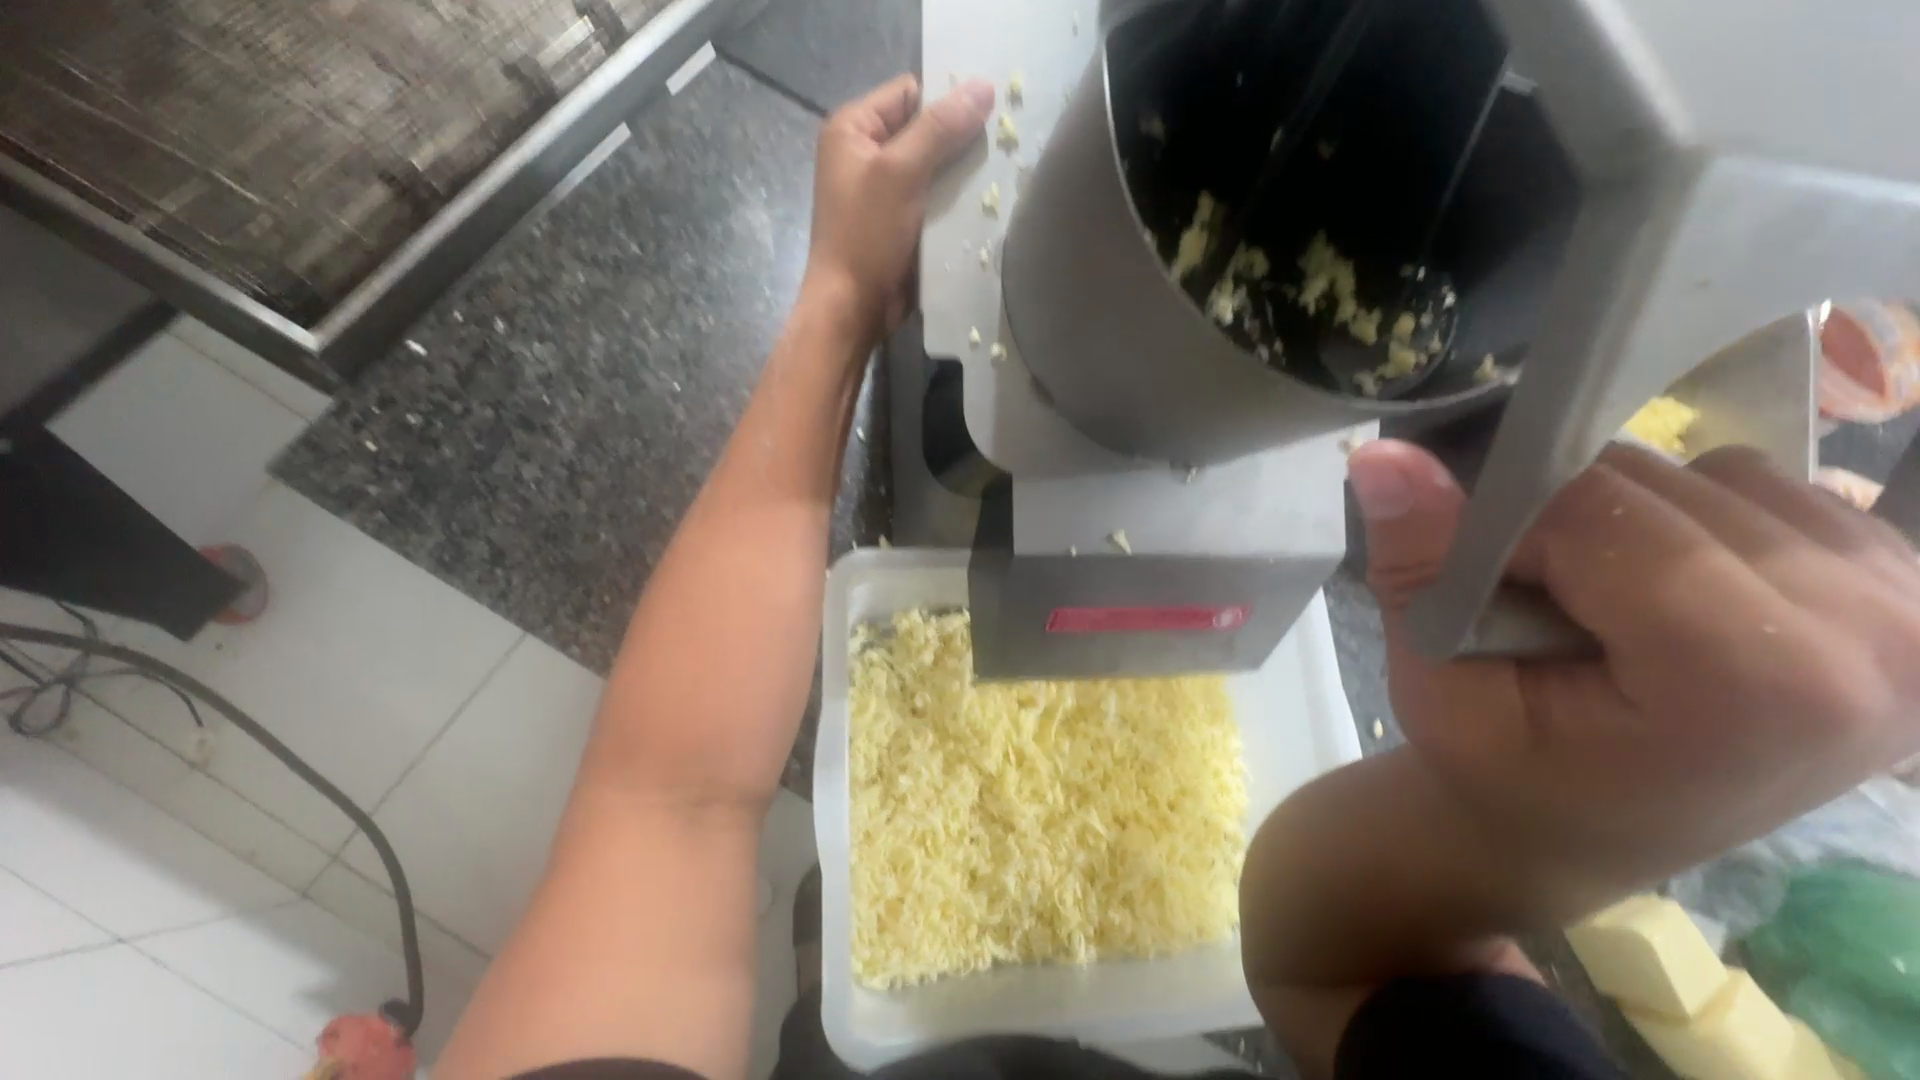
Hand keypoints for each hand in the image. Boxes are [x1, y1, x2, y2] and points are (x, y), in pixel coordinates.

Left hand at [805, 74, 995, 338]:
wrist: (853, 308)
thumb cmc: (867, 236)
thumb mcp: (901, 173)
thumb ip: (939, 129)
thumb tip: (983, 87)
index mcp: (852, 128)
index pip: (910, 92)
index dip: (946, 99)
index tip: (988, 113)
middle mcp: (864, 153)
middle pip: (924, 129)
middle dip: (960, 139)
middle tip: (1001, 147)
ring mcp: (882, 190)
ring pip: (934, 167)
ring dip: (963, 174)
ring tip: (998, 176)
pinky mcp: (899, 222)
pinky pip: (934, 199)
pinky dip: (956, 202)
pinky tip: (983, 205)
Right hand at [1351, 439, 1919, 910]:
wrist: (1585, 824)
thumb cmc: (1503, 770)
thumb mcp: (1434, 689)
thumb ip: (1417, 565)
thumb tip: (1381, 452)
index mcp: (1758, 681)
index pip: (1601, 511)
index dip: (1504, 525)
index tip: (1471, 579)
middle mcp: (1877, 632)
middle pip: (1657, 484)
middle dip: (1560, 520)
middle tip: (1529, 600)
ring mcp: (1913, 606)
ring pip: (1704, 471)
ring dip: (1621, 516)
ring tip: (1596, 601)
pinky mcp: (1907, 586)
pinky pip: (1759, 486)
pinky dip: (1683, 519)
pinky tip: (1662, 592)